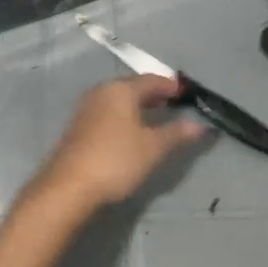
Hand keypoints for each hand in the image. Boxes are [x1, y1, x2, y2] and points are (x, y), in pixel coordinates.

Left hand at [33, 76, 204, 209]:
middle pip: (132, 86)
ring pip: (118, 99)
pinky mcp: (77, 127)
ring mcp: (86, 108)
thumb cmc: (115, 160)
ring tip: (153, 115)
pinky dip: (123, 115)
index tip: (186, 93)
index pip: (151, 80)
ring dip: (136, 104)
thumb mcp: (152, 148)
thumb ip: (176, 133)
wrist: (68, 186)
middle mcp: (101, 92)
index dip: (170, 86)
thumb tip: (199, 125)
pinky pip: (107, 112)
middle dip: (153, 93)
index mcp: (120, 89)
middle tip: (172, 101)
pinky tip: (129, 130)